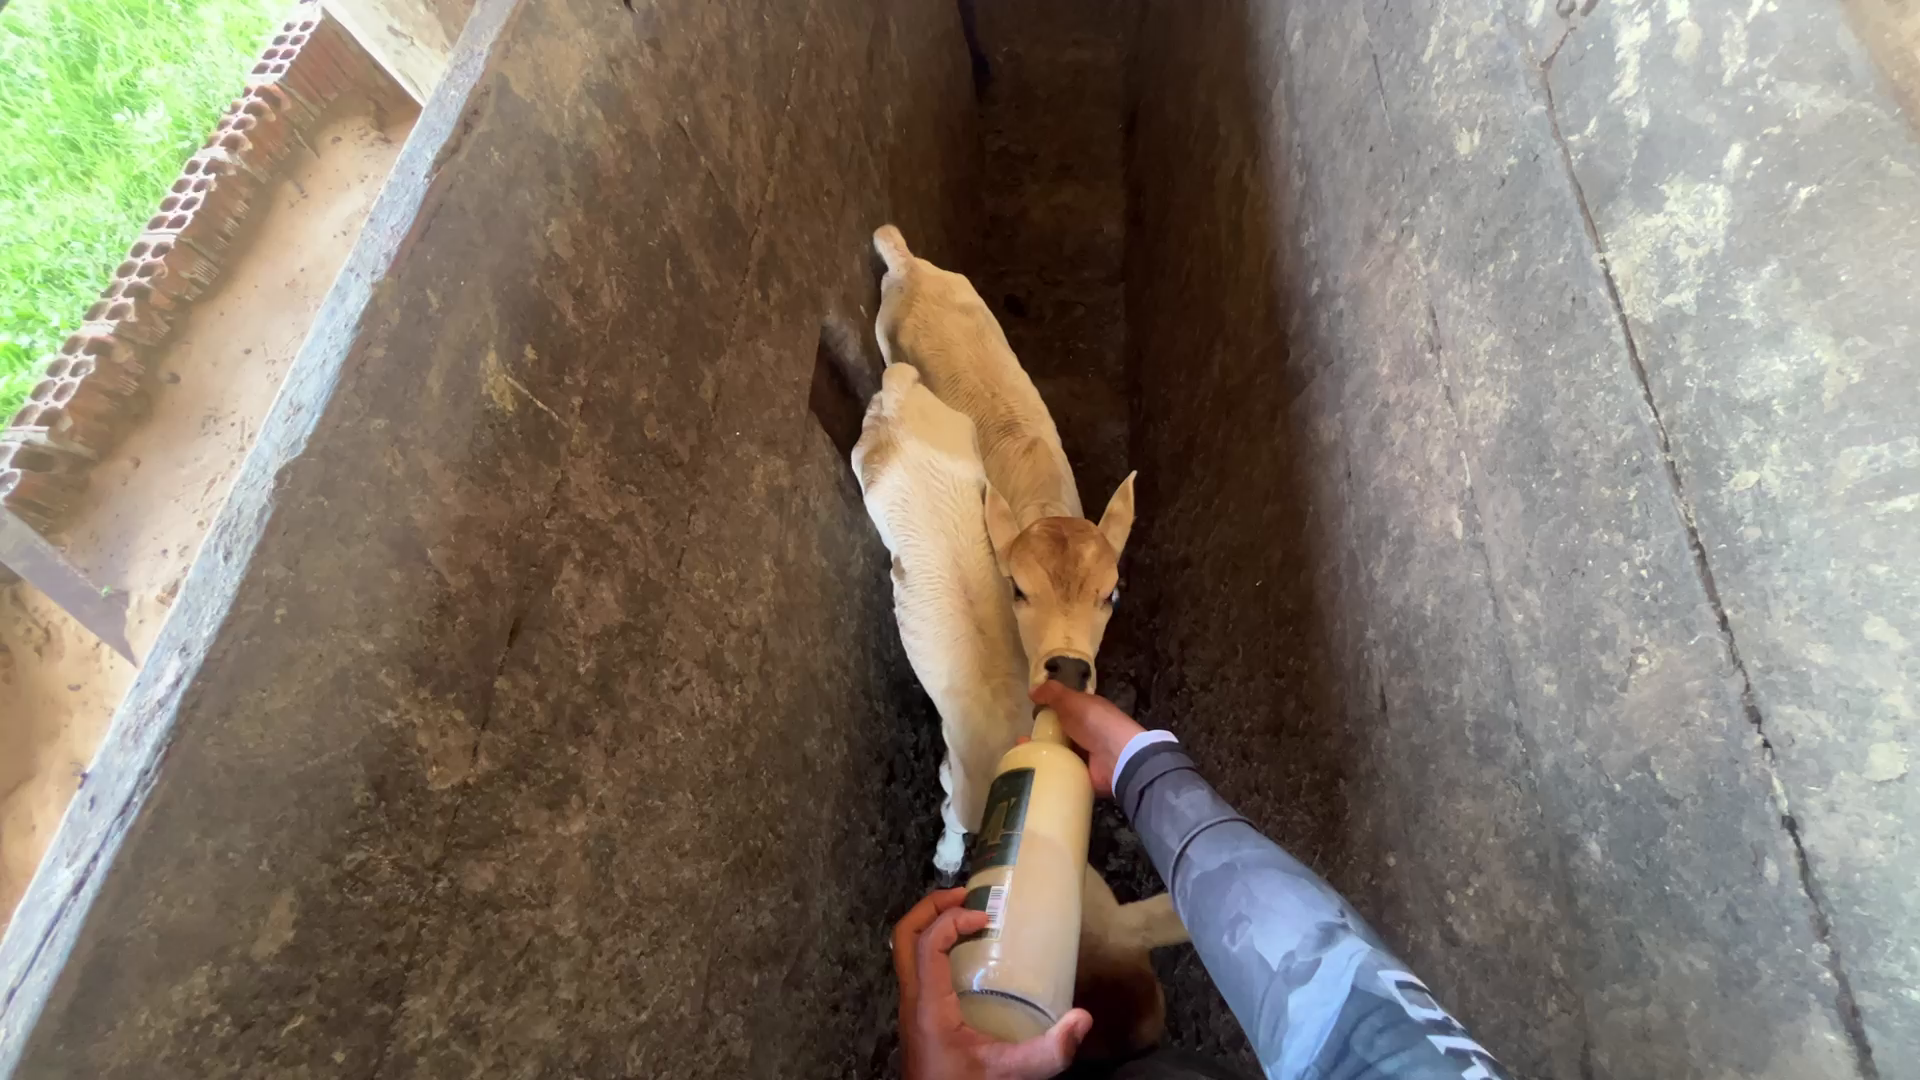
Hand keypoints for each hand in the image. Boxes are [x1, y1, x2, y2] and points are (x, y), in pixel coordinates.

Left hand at [892, 888, 1092, 1079]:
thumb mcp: (1008, 1075)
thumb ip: (1047, 1053)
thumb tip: (1083, 1019)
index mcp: (927, 1006)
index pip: (926, 943)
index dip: (952, 920)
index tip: (985, 917)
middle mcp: (911, 999)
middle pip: (904, 934)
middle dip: (933, 906)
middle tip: (967, 896)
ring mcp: (910, 1005)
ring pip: (904, 946)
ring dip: (931, 921)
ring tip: (966, 913)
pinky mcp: (916, 1012)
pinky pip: (915, 962)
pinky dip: (933, 942)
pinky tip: (965, 949)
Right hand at [1029, 682, 1144, 797]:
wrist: (1116, 757)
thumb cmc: (1094, 722)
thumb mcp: (1071, 700)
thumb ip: (1052, 692)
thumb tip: (1032, 690)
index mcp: (1089, 711)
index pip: (1067, 709)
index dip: (1050, 710)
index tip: (1031, 716)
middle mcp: (1089, 732)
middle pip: (1061, 732)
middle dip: (1042, 735)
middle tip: (1021, 740)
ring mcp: (1087, 755)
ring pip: (1059, 753)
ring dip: (1042, 754)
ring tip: (1022, 756)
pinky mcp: (1084, 775)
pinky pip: (1062, 771)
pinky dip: (1048, 770)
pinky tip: (1033, 770)